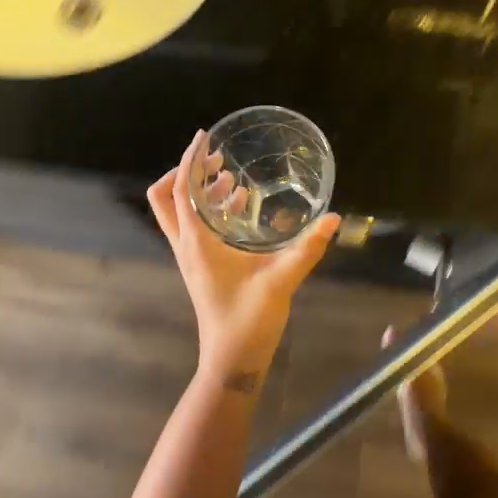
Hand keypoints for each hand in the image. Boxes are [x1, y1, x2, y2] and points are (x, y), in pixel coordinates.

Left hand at [148, 130, 341, 387]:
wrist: (232, 360)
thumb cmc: (248, 321)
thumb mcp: (281, 280)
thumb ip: (308, 249)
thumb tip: (333, 218)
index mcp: (196, 242)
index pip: (180, 190)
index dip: (189, 160)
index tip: (205, 137)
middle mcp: (186, 245)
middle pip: (164, 198)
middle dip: (184, 172)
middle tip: (215, 159)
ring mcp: (190, 256)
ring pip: (178, 212)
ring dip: (196, 188)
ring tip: (228, 175)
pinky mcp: (200, 265)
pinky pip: (194, 226)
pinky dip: (208, 208)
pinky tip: (239, 205)